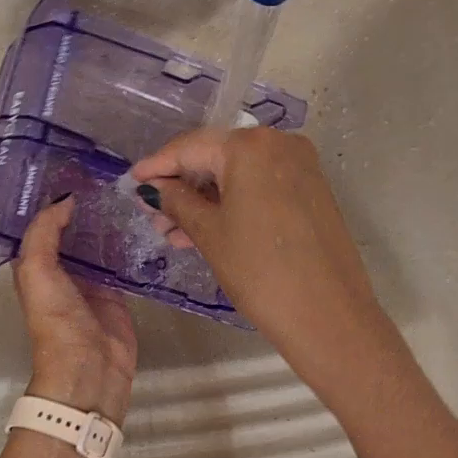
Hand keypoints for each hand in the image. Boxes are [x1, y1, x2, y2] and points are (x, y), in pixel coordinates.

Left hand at [12, 195, 136, 422]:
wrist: (89, 369)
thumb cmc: (57, 321)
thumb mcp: (37, 272)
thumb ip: (44, 234)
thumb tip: (65, 201)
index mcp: (36, 267)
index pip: (44, 226)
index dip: (54, 200)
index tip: (75, 169)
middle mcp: (62, 272)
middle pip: (75, 232)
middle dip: (88, 207)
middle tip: (109, 173)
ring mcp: (92, 283)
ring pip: (100, 243)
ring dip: (111, 222)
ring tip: (130, 190)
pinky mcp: (118, 294)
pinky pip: (123, 262)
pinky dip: (131, 245)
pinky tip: (144, 222)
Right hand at [129, 128, 394, 392]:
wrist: (327, 313)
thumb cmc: (259, 270)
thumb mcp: (209, 234)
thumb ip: (177, 202)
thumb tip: (155, 188)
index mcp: (251, 147)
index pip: (190, 147)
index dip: (157, 166)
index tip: (131, 182)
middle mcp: (280, 144)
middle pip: (216, 158)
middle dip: (181, 187)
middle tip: (152, 217)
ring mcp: (300, 167)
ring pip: (238, 177)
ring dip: (204, 201)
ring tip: (173, 234)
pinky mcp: (311, 192)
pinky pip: (260, 189)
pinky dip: (231, 205)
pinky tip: (205, 232)